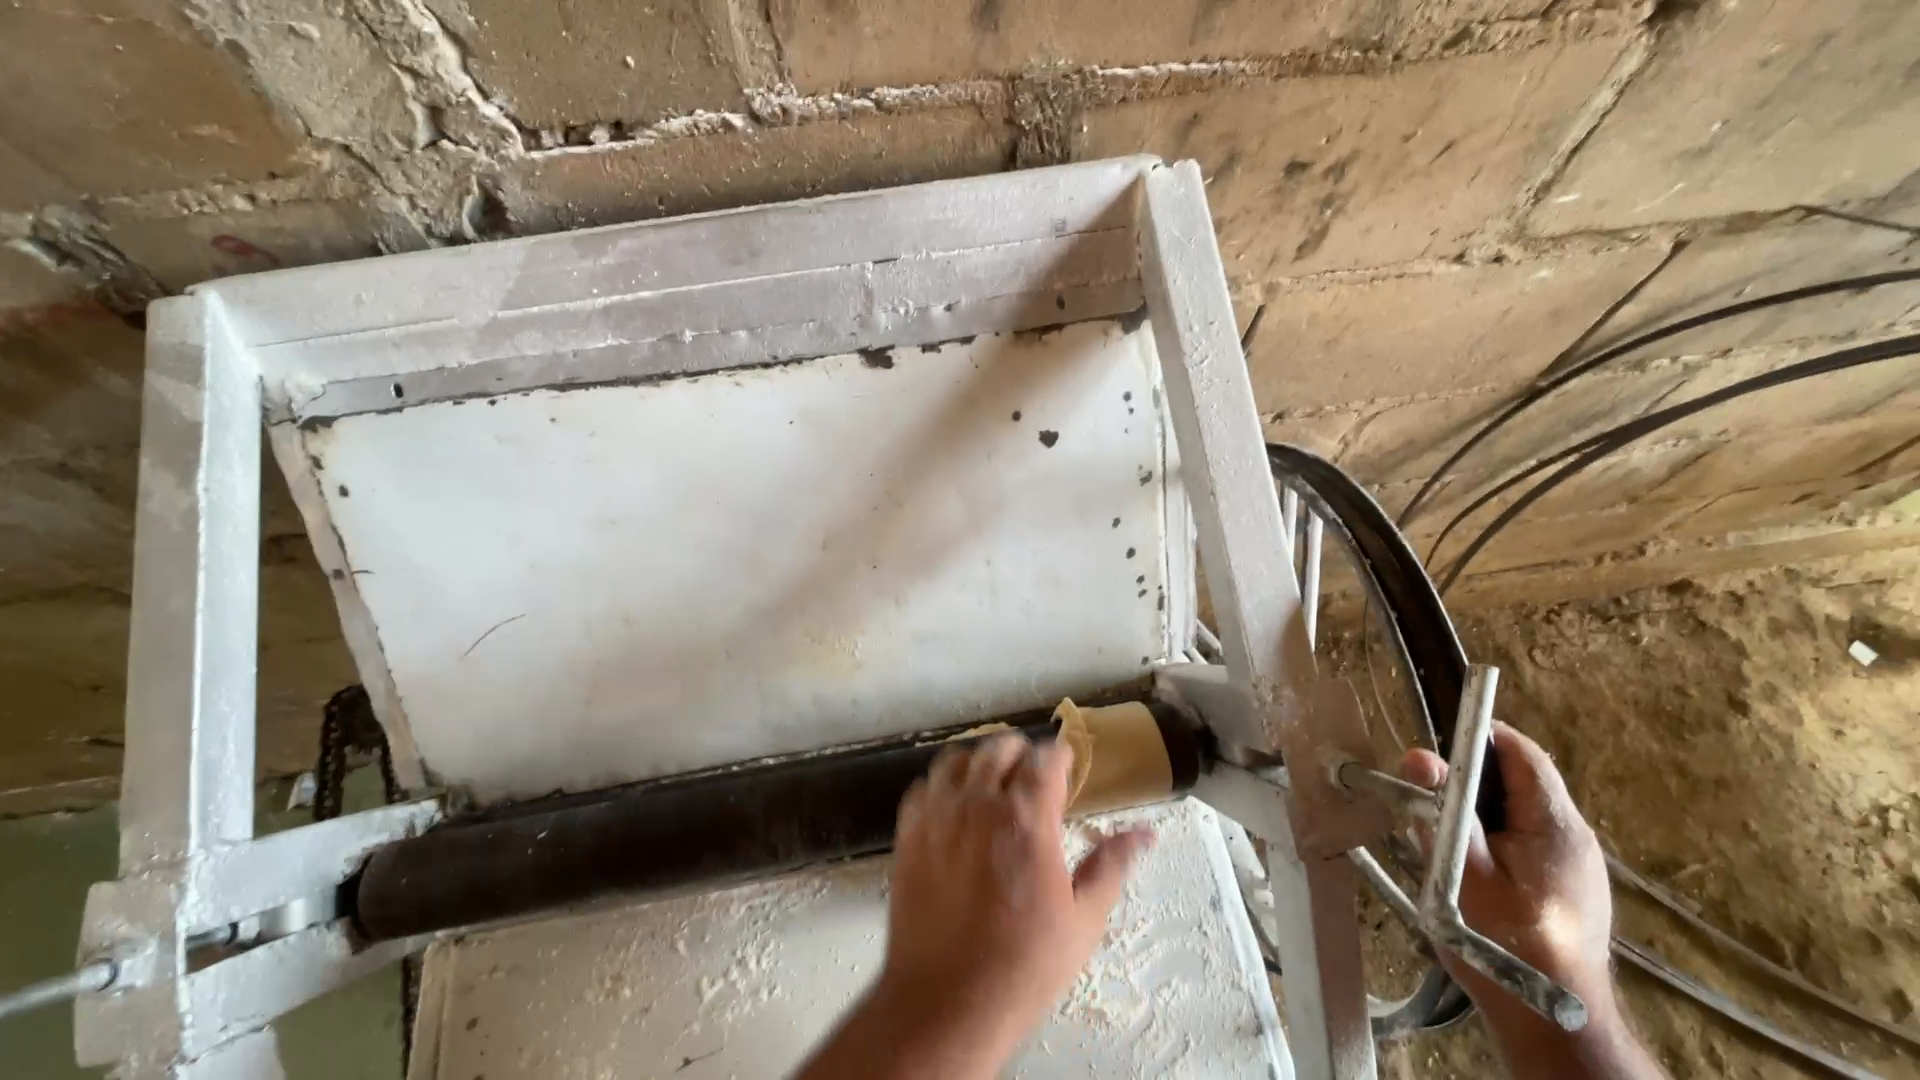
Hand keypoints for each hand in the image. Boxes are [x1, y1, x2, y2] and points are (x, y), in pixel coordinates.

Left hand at [880, 734, 1153, 1053]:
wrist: (947, 1002)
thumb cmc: (1020, 967)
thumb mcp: (1082, 918)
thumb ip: (1110, 865)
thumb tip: (1142, 834)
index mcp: (1026, 818)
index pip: (1044, 757)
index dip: (1059, 758)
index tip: (1065, 768)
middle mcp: (978, 805)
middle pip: (999, 747)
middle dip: (1022, 755)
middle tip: (1033, 780)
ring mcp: (938, 817)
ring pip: (957, 759)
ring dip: (980, 763)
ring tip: (994, 787)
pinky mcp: (908, 836)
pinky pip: (923, 788)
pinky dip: (942, 787)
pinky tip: (954, 809)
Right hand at [1400, 722, 1616, 1027]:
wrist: (1555, 1026)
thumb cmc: (1506, 947)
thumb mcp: (1462, 877)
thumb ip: (1441, 815)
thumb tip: (1420, 756)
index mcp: (1557, 826)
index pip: (1521, 753)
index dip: (1477, 734)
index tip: (1433, 741)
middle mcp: (1575, 837)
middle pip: (1519, 779)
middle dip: (1468, 777)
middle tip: (1424, 792)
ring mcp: (1576, 864)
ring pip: (1519, 811)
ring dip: (1476, 809)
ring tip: (1437, 830)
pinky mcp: (1567, 886)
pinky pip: (1525, 839)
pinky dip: (1490, 835)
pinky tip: (1465, 863)